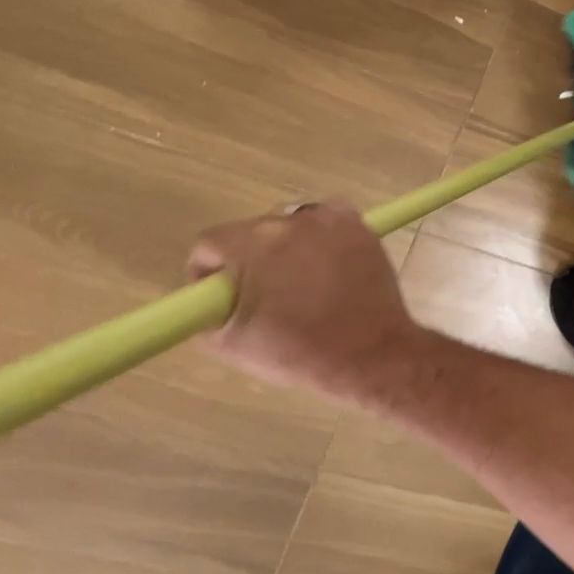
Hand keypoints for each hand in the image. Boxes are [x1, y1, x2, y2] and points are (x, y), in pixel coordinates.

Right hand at [186, 199, 421, 403]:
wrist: (370, 353)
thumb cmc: (298, 349)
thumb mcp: (230, 342)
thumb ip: (204, 314)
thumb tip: (205, 301)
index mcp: (256, 242)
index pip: (210, 242)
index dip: (207, 271)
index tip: (219, 297)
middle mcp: (296, 220)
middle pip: (253, 232)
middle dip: (248, 260)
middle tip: (260, 296)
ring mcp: (335, 221)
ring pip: (291, 224)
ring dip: (284, 246)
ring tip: (295, 283)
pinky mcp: (364, 230)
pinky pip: (330, 221)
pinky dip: (321, 236)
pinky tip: (322, 263)